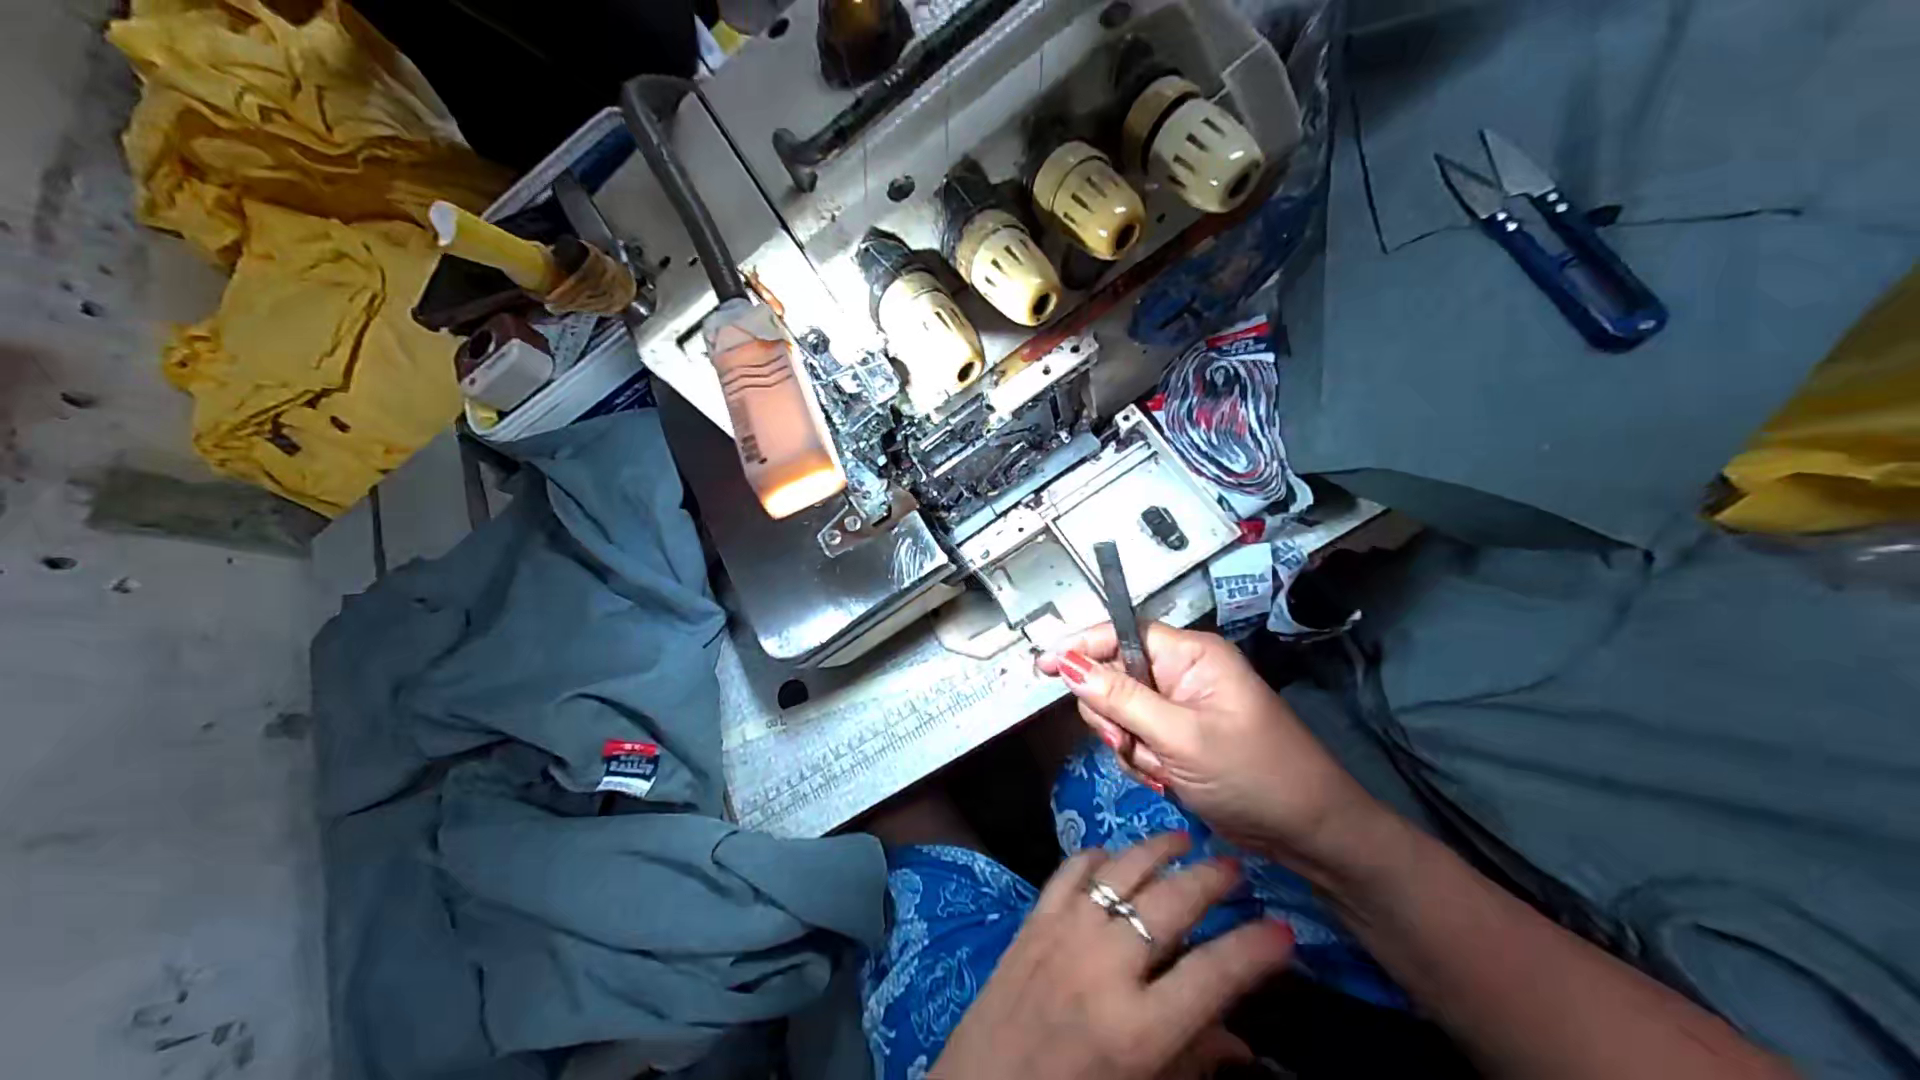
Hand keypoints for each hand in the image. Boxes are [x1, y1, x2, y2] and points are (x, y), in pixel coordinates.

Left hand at [930, 832, 1292, 1079]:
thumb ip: (1193, 1062)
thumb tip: (1243, 1043)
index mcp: (1138, 1028)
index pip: (1213, 975)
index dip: (1254, 949)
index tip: (1282, 929)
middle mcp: (1104, 967)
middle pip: (1170, 904)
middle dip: (1210, 880)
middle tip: (1233, 868)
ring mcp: (1064, 934)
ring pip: (1121, 872)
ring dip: (1156, 851)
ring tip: (1183, 840)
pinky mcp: (1034, 920)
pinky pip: (1070, 872)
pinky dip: (1096, 856)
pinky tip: (1113, 854)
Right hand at [1037, 622, 1385, 868]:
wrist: (1308, 833)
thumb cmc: (1255, 775)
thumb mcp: (1182, 737)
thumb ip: (1121, 699)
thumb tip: (1067, 664)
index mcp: (1190, 655)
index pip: (1122, 633)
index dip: (1082, 646)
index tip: (1044, 666)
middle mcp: (1181, 673)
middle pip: (1113, 675)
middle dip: (1112, 714)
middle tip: (1127, 744)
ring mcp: (1180, 706)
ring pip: (1120, 712)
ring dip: (1128, 743)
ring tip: (1159, 768)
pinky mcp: (1178, 736)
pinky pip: (1136, 737)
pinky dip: (1141, 759)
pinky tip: (1165, 778)